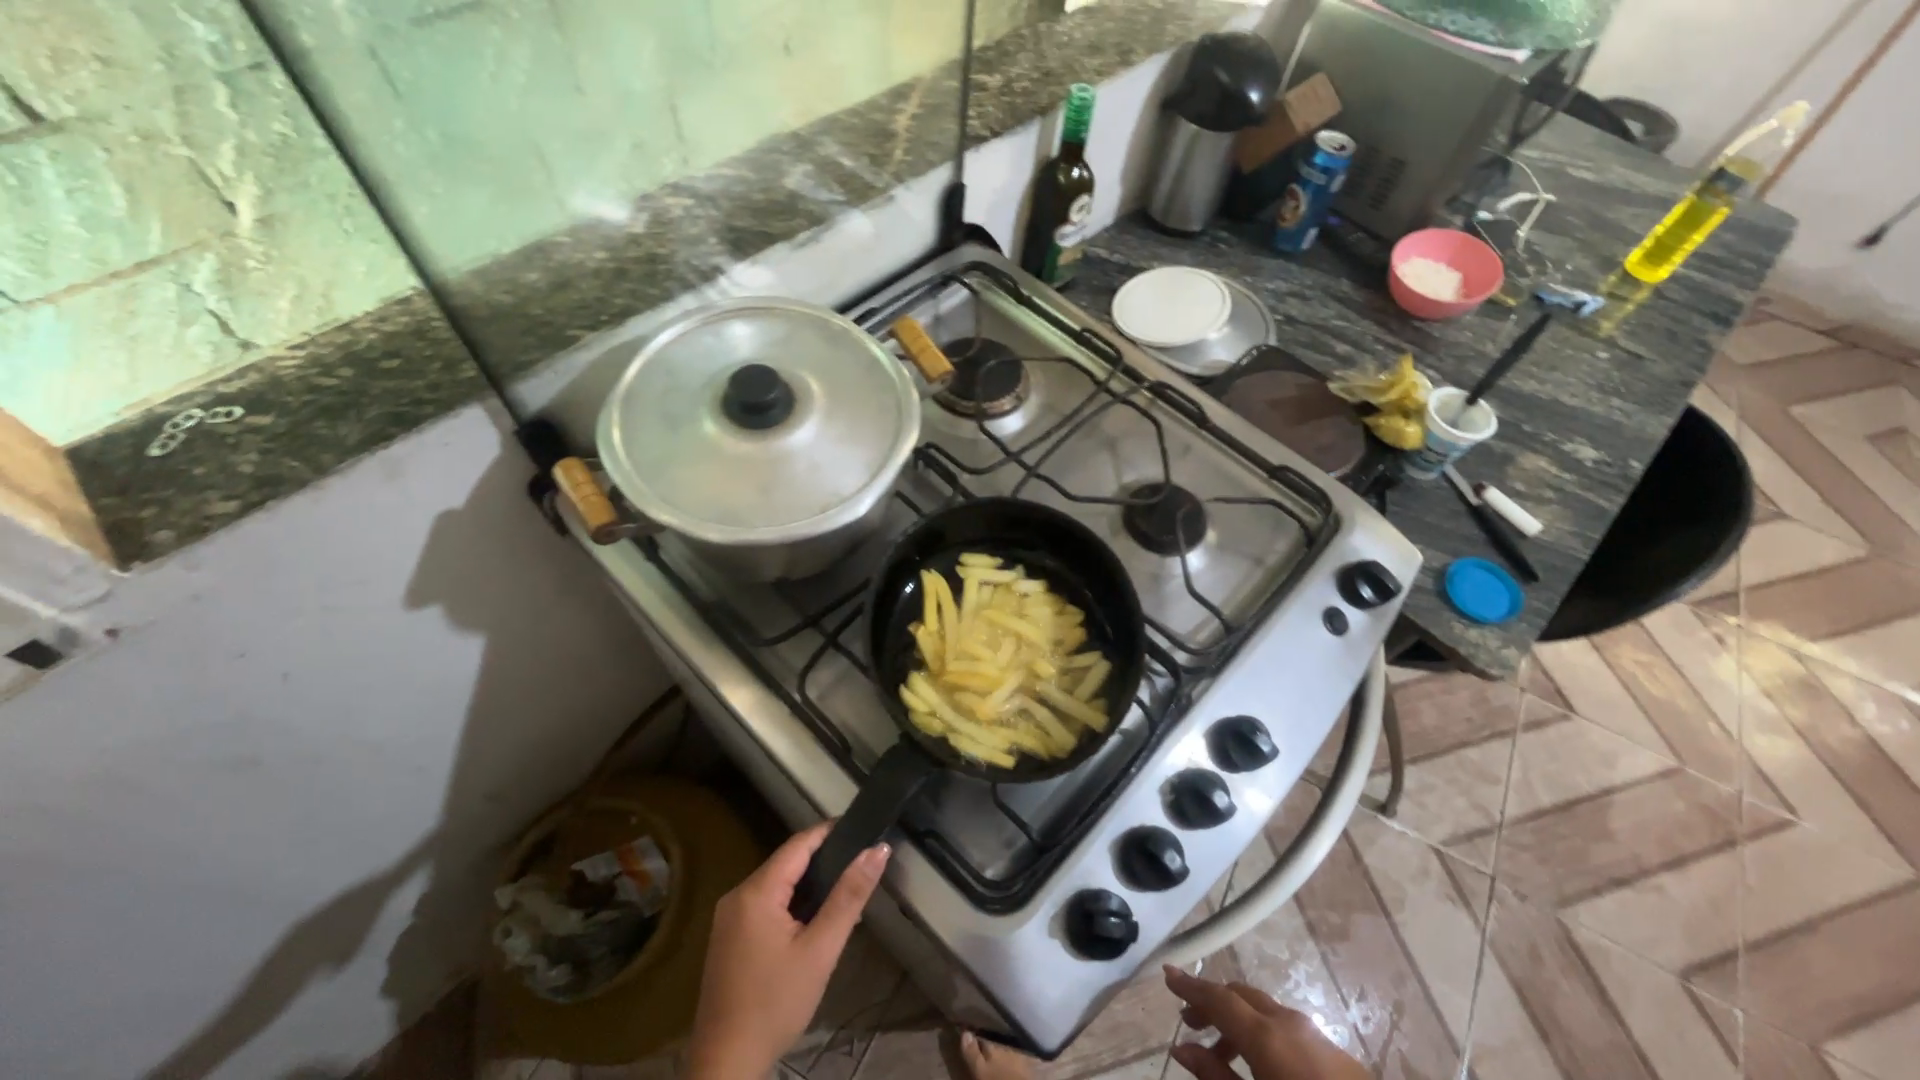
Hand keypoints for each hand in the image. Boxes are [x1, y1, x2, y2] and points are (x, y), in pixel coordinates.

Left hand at [687, 823, 890, 1079]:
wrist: (727, 1060)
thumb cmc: (777, 1003)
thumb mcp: (821, 950)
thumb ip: (849, 897)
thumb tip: (877, 849)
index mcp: (756, 892)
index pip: (798, 844)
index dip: (831, 832)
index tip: (864, 828)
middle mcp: (736, 896)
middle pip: (785, 864)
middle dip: (823, 860)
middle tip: (862, 866)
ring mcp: (728, 918)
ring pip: (775, 886)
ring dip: (808, 885)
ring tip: (846, 891)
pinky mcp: (728, 939)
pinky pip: (764, 906)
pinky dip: (791, 904)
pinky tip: (813, 921)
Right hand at [1162, 966, 1367, 1079]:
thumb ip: (1215, 1076)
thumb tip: (1183, 1048)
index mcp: (1265, 1036)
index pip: (1219, 998)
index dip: (1190, 985)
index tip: (1167, 973)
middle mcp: (1289, 1023)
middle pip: (1241, 996)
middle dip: (1212, 1003)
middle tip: (1188, 1023)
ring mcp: (1315, 1035)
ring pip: (1265, 1012)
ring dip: (1237, 1021)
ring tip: (1220, 1054)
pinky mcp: (1334, 1052)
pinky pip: (1286, 1028)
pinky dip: (1261, 1033)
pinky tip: (1260, 1065)